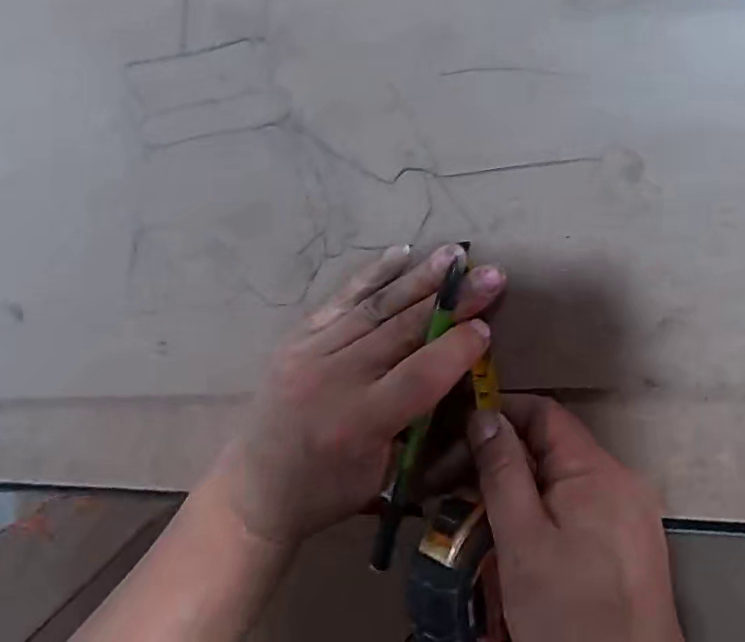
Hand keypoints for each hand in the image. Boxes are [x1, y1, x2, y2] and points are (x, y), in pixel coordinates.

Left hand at [207, 244, 505, 546]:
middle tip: (490, 274)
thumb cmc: (324, 492)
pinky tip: (401, 253)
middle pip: (403, 329)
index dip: (456, 350)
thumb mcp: (381, 476)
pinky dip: (374, 274)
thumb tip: (455, 373)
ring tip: (454, 254)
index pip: (419, 376)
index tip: (488, 328)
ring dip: (420, 278)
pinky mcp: (299, 334)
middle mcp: (335, 376)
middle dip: (452, 300)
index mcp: (359, 422)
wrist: (254, 484)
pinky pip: (343, 298)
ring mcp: (312, 349)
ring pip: (377, 306)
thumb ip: (417, 424)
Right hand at [470, 395, 684, 641]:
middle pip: (549, 446)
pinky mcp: (626, 547)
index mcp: (600, 472)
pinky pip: (573, 507)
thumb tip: (484, 415)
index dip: (498, 412)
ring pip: (557, 478)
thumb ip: (501, 469)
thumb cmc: (570, 616)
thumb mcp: (521, 540)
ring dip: (512, 485)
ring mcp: (627, 516)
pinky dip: (537, 509)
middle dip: (498, 455)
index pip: (543, 412)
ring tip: (469, 506)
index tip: (456, 430)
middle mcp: (621, 482)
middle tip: (449, 477)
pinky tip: (507, 531)